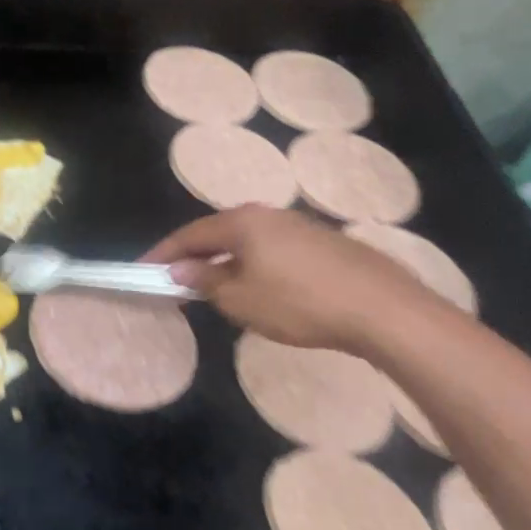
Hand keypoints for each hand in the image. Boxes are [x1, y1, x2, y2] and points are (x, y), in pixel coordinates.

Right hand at [145, 206, 445, 352]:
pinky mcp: (333, 246)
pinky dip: (261, 265)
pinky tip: (266, 289)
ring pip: (253, 242)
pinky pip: (280, 251)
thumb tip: (181, 269)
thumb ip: (204, 280)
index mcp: (243, 222)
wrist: (388, 314)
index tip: (142, 271)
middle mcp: (272, 216)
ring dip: (230, 260)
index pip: (189, 235)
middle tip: (178, 278)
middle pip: (221, 233)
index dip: (163, 254)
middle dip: (197, 255)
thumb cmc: (299, 304)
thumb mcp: (238, 299)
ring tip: (219, 286)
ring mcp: (306, 228)